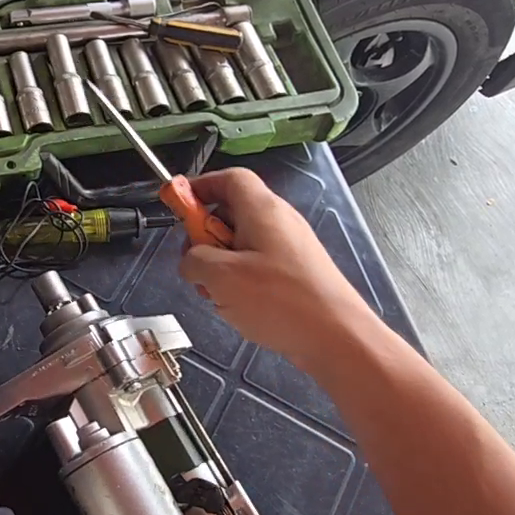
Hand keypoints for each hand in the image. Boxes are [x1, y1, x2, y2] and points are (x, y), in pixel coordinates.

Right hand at [176, 168, 374, 366]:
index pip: (228, 178)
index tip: (177, 204)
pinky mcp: (295, 272)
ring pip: (241, 242)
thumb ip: (194, 259)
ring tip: (216, 291)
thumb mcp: (220, 277)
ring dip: (219, 263)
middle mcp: (278, 221)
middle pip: (232, 211)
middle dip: (204, 235)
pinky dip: (238, 279)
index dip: (199, 186)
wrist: (337, 337)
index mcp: (261, 210)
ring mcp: (289, 247)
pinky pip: (256, 264)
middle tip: (194, 261)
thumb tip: (190, 259)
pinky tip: (236, 305)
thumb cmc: (281, 301)